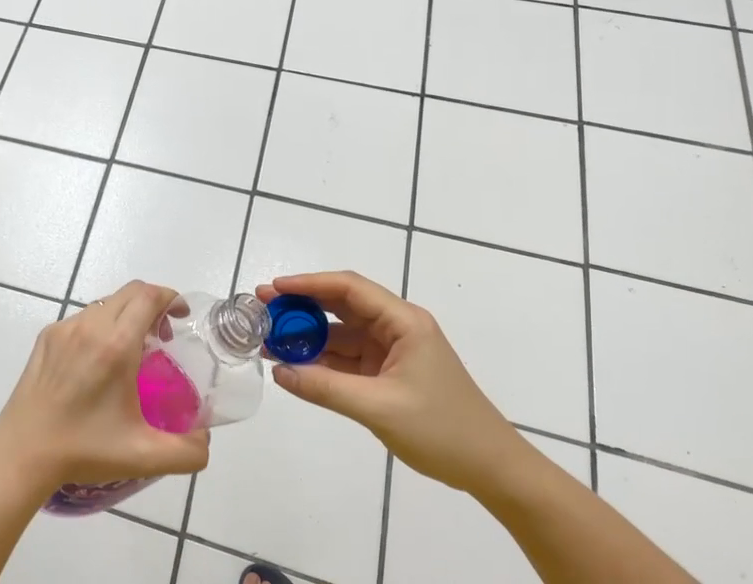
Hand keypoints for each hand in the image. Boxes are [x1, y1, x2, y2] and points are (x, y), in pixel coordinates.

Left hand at [0, 280, 210, 490]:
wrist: (22, 453)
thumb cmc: (84, 450)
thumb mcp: (144, 456)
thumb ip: (188, 452)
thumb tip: (205, 440)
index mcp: (116, 346)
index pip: (148, 296)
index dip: (170, 297)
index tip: (181, 317)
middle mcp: (90, 327)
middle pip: (129, 293)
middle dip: (152, 303)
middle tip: (162, 335)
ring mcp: (64, 329)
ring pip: (105, 304)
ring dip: (126, 314)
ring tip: (132, 349)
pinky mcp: (46, 338)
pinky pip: (82, 319)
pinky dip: (101, 326)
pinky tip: (99, 361)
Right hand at [256, 271, 533, 496]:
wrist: (492, 469)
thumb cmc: (442, 430)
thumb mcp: (379, 408)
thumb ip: (326, 388)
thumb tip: (278, 372)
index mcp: (404, 322)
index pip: (348, 288)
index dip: (308, 284)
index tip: (272, 290)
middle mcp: (397, 328)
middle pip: (341, 305)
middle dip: (301, 306)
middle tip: (260, 310)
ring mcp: (393, 351)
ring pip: (341, 332)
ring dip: (307, 335)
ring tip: (267, 339)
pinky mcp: (389, 374)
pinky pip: (347, 358)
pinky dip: (321, 359)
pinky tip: (292, 364)